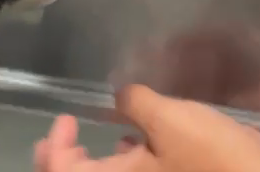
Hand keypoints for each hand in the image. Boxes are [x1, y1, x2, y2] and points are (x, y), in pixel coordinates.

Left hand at [33, 86, 259, 171]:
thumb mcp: (171, 120)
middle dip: (61, 161)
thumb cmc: (206, 156)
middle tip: (54, 138)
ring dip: (87, 165)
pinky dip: (119, 165)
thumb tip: (119, 95)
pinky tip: (132, 147)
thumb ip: (139, 104)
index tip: (65, 118)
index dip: (55, 147)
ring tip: (82, 146)